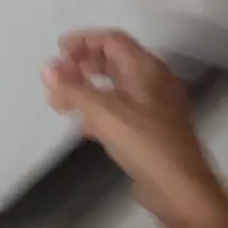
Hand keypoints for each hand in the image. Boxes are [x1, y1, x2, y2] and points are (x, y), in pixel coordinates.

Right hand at [43, 29, 227, 227]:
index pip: (111, 39)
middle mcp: (154, 81)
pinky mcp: (152, 127)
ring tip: (63, 103)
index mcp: (146, 69)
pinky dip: (99, 107)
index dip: (82, 40)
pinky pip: (121, 106)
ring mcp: (155, 105)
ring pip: (115, 84)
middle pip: (113, 59)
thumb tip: (46, 68)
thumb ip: (71, 88)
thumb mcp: (101, 112)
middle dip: (82, 64)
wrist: (180, 188)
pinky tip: (85, 127)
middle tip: (58, 77)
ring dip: (87, 87)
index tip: (58, 51)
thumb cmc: (143, 142)